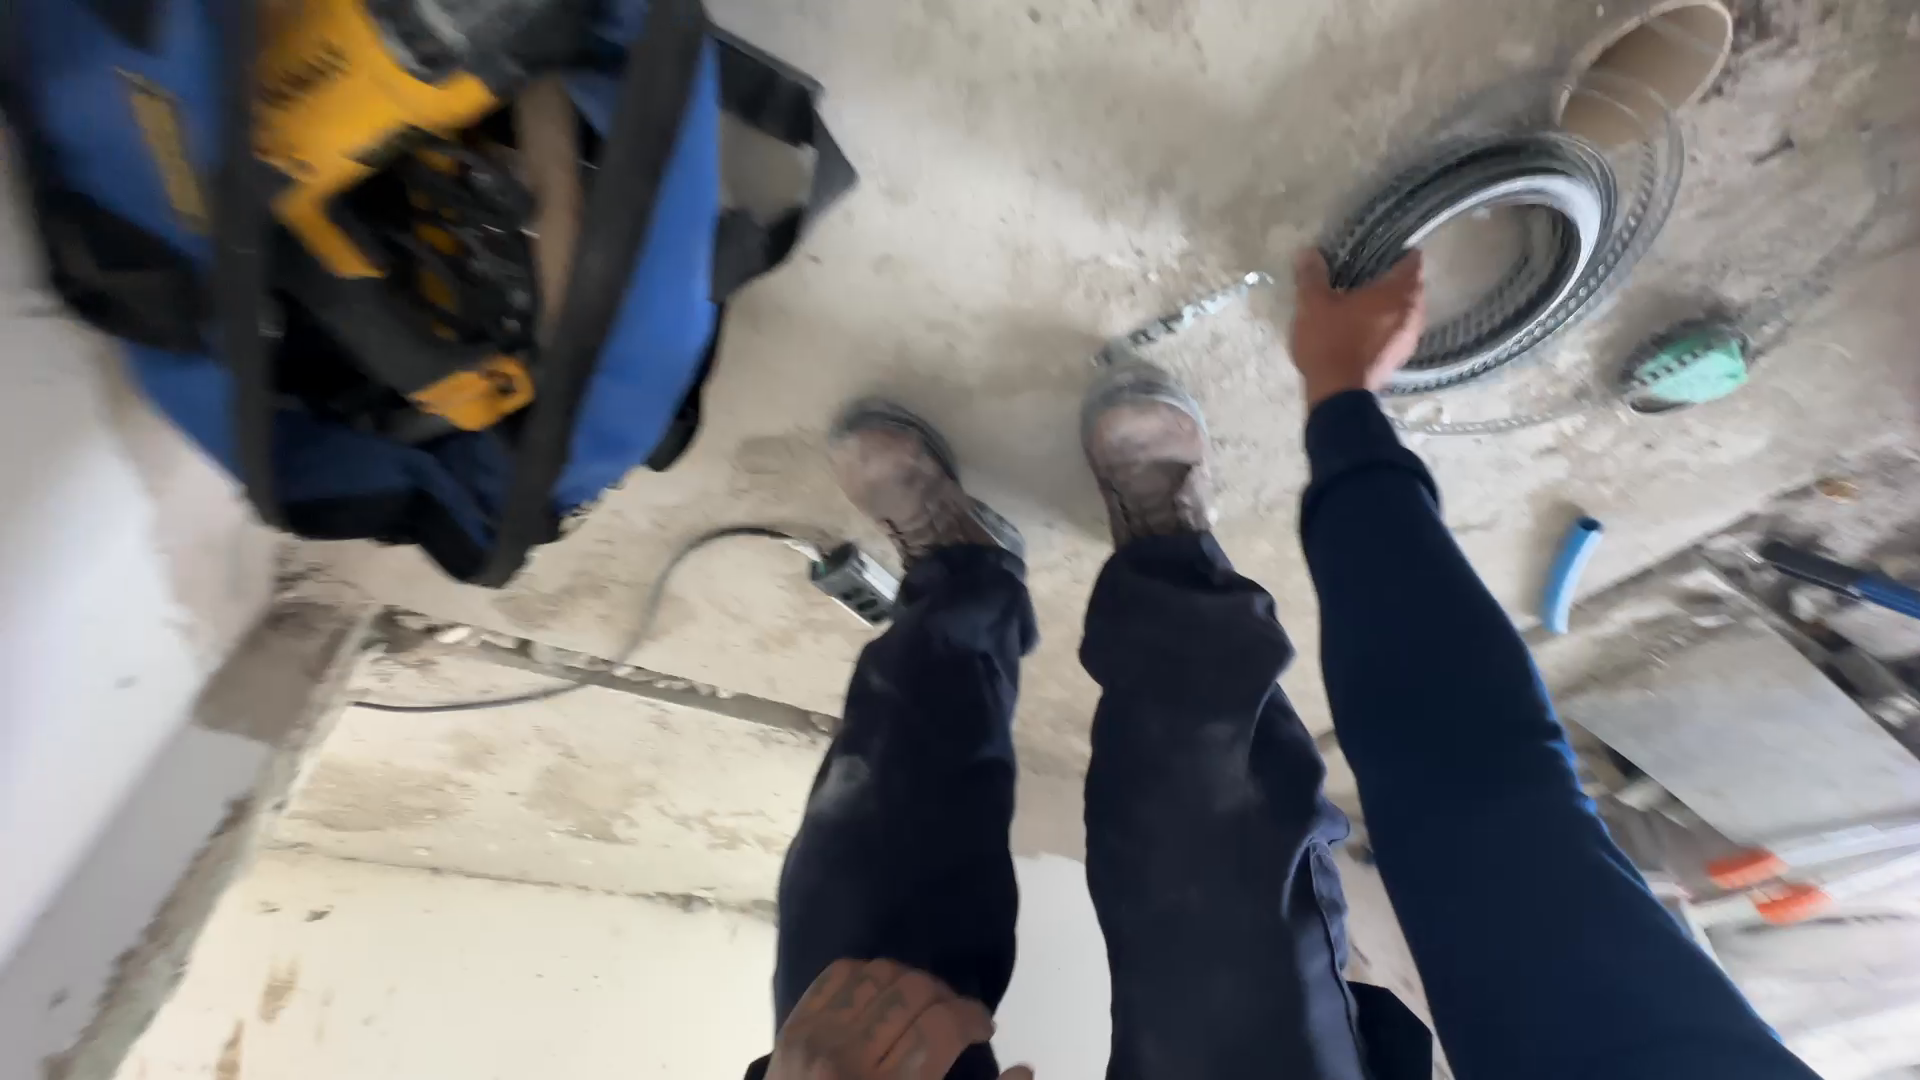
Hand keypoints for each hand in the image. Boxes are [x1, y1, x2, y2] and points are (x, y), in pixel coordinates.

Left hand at [767, 959, 1033, 1079]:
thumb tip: (1024, 1069)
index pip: (941, 1028)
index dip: (973, 1017)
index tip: (984, 1026)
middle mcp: (848, 1061)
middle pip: (913, 992)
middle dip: (945, 996)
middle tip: (954, 1017)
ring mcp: (815, 1040)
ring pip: (878, 974)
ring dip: (909, 981)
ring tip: (920, 1003)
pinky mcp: (792, 1029)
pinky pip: (838, 974)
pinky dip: (867, 973)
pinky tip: (881, 993)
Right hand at [1288, 248, 1426, 406]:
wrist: (1337, 393)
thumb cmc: (1330, 342)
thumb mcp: (1313, 305)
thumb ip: (1312, 276)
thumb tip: (1307, 252)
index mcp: (1400, 290)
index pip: (1412, 258)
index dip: (1395, 252)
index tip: (1374, 254)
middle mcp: (1415, 310)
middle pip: (1409, 285)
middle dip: (1389, 281)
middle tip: (1361, 280)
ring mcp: (1411, 336)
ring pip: (1404, 310)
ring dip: (1387, 307)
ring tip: (1360, 307)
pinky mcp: (1401, 357)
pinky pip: (1396, 332)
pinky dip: (1384, 328)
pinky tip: (1362, 333)